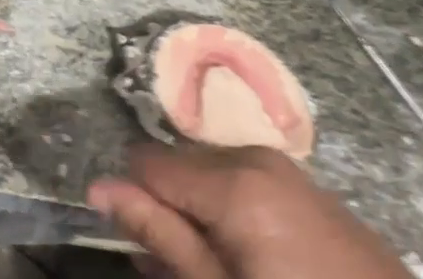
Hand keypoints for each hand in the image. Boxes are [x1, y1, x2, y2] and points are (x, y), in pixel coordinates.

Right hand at [87, 145, 409, 278]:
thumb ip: (158, 234)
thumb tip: (98, 188)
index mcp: (233, 181)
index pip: (144, 161)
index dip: (135, 199)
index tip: (148, 245)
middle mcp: (260, 160)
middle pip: (180, 162)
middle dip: (171, 204)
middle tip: (183, 261)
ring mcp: (298, 176)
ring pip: (216, 174)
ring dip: (205, 209)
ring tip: (222, 262)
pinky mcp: (323, 197)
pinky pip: (256, 186)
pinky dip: (241, 212)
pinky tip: (261, 258)